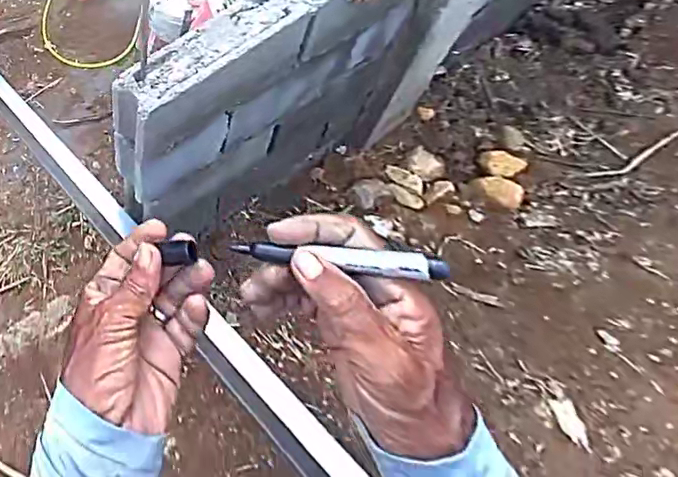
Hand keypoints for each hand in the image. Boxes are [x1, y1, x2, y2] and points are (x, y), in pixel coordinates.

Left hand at [59, 218, 214, 434]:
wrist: (108, 433)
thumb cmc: (89, 384)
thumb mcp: (109, 323)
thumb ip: (133, 288)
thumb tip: (147, 254)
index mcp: (103, 299)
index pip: (124, 261)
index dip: (141, 243)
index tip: (158, 229)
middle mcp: (126, 312)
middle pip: (154, 276)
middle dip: (171, 260)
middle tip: (187, 247)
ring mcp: (148, 332)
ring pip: (172, 297)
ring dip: (187, 282)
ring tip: (200, 271)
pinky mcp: (167, 354)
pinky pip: (184, 326)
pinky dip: (192, 313)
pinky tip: (196, 302)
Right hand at [239, 214, 473, 458]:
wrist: (422, 447)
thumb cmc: (420, 407)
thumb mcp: (380, 353)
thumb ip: (344, 304)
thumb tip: (309, 260)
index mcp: (394, 286)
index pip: (351, 238)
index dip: (313, 231)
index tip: (282, 235)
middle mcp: (372, 289)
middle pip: (322, 254)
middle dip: (287, 260)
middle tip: (262, 270)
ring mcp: (354, 304)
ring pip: (307, 274)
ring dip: (277, 280)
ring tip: (255, 293)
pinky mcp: (338, 321)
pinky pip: (303, 297)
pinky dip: (280, 299)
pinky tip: (266, 306)